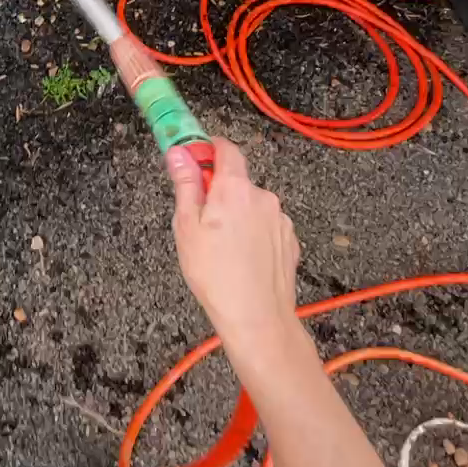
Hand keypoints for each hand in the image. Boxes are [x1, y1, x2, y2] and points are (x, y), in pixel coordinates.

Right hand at [168, 137, 303, 355]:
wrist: (257, 318)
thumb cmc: (216, 275)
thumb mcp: (186, 226)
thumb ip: (185, 184)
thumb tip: (178, 153)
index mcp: (234, 189)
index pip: (225, 148)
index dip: (207, 148)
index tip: (192, 156)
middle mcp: (262, 197)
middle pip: (236, 179)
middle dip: (217, 190)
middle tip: (198, 217)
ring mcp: (280, 219)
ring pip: (250, 203)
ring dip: (235, 213)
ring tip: (219, 244)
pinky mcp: (289, 239)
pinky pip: (264, 223)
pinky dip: (251, 230)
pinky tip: (239, 255)